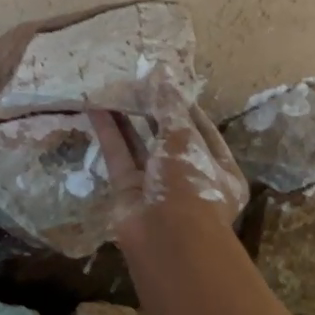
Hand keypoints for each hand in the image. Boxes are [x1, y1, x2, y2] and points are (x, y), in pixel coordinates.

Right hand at [90, 79, 248, 231]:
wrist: (167, 240)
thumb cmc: (190, 186)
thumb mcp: (185, 141)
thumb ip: (169, 108)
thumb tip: (161, 74)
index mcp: (219, 169)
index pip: (202, 130)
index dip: (184, 106)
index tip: (165, 84)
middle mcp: (189, 177)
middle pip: (168, 137)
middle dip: (152, 110)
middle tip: (134, 83)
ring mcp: (157, 185)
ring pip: (140, 145)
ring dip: (127, 118)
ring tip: (112, 89)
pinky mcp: (128, 191)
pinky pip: (118, 155)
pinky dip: (108, 132)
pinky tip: (95, 108)